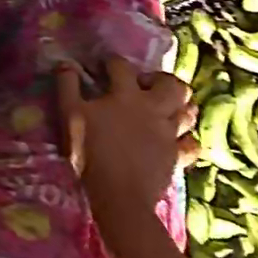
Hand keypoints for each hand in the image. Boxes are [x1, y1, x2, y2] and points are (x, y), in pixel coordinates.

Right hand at [57, 55, 197, 224]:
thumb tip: (66, 63)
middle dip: (160, 79)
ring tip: (161, 109)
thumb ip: (68, 85)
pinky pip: (190, 143)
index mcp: (127, 95)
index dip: (110, 62)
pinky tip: (173, 139)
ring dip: (178, 106)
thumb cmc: (91, 151)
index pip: (122, 66)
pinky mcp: (177, 156)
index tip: (100, 66)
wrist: (119, 195)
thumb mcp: (70, 114)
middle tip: (143, 86)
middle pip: (173, 84)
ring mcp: (169, 133)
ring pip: (188, 111)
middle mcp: (154, 109)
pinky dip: (185, 138)